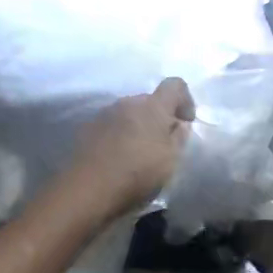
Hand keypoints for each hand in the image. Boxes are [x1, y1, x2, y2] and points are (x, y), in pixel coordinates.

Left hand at [61, 78, 194, 218]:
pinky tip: (118, 155)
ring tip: (139, 150)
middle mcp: (126, 102)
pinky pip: (111, 124)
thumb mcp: (170, 159)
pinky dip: (119, 133)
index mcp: (151, 106)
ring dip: (137, 124)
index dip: (185, 99)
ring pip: (128, 112)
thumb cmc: (138, 173)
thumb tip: (177, 124)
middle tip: (163, 141)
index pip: (174, 84)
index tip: (185, 121)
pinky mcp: (87, 127)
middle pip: (149, 100)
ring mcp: (103, 114)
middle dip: (159, 116)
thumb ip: (178, 136)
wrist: (89, 188)